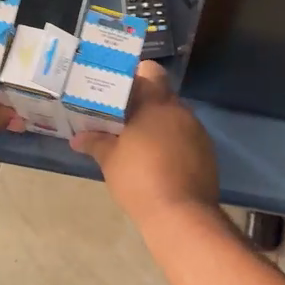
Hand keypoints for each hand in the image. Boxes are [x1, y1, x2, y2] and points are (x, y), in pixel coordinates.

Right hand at [71, 61, 218, 222]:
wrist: (180, 214)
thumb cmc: (139, 178)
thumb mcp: (110, 160)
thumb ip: (95, 142)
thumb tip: (77, 138)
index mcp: (154, 103)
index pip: (149, 70)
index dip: (136, 76)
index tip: (119, 90)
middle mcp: (179, 109)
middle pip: (162, 94)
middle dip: (145, 103)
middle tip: (124, 118)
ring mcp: (197, 129)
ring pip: (175, 116)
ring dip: (160, 123)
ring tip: (141, 143)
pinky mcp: (207, 150)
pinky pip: (187, 136)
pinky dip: (175, 142)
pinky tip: (161, 162)